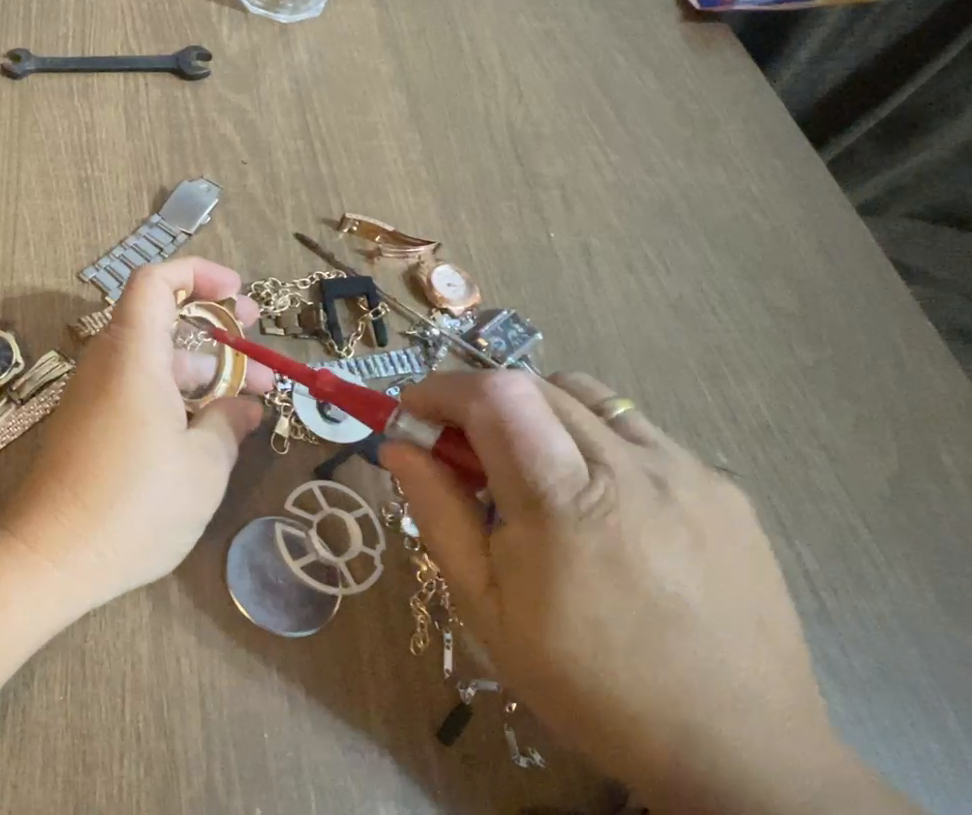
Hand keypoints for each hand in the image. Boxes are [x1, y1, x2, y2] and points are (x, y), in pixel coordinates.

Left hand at [0, 258, 273, 613]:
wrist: (51, 555)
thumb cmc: (135, 504)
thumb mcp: (202, 466)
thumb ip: (227, 424)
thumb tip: (242, 406)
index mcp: (132, 355)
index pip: (154, 282)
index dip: (197, 274)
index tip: (238, 294)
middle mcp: (105, 365)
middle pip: (158, 322)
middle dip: (213, 329)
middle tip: (259, 347)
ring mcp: (90, 397)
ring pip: (150, 363)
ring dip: (199, 372)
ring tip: (248, 401)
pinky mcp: (85, 428)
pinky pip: (133, 392)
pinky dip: (171, 397)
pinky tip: (205, 431)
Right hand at [383, 371, 910, 813]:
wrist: (734, 747)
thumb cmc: (585, 682)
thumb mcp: (483, 603)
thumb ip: (438, 512)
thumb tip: (397, 447)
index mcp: (565, 502)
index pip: (495, 394)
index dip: (442, 388)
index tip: (413, 416)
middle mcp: (633, 468)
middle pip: (536, 385)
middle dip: (479, 402)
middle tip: (458, 453)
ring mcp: (690, 473)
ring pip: (590, 398)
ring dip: (536, 412)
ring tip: (526, 470)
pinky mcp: (725, 489)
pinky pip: (638, 432)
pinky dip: (591, 440)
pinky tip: (594, 501)